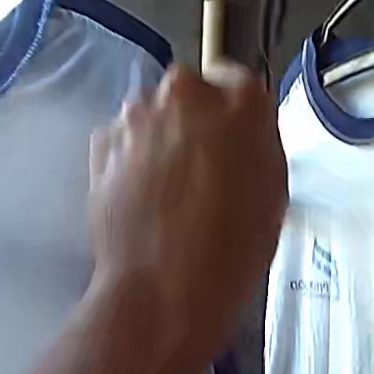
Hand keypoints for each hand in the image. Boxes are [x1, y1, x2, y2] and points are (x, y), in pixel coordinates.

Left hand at [85, 62, 287, 373]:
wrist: (164, 289)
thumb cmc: (233, 251)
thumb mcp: (272, 195)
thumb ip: (256, 148)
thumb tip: (238, 137)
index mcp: (242, 103)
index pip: (239, 83)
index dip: (233, 117)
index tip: (231, 143)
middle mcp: (187, 92)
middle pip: (191, 94)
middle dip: (193, 123)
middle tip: (199, 172)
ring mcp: (138, 114)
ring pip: (153, 116)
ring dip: (159, 141)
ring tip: (164, 194)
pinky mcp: (102, 141)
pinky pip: (123, 140)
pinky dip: (130, 160)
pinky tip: (139, 200)